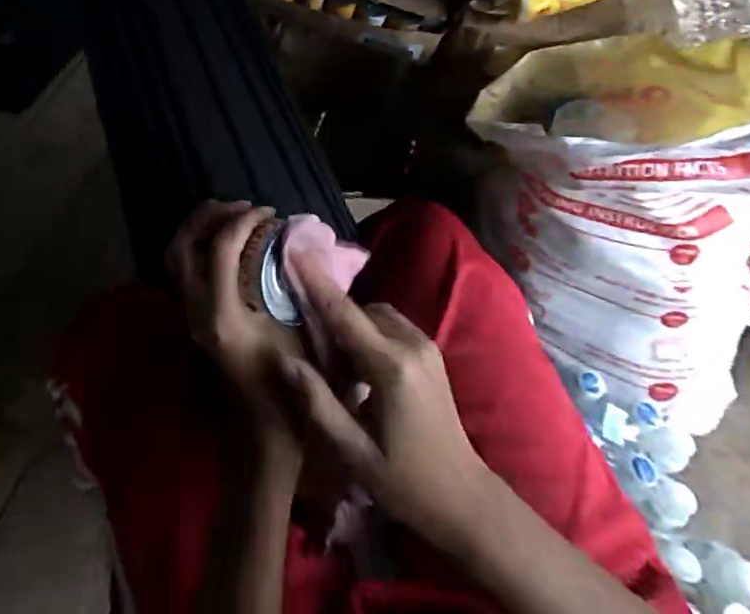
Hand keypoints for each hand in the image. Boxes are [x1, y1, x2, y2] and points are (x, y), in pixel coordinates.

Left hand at [168, 201, 304, 449]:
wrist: (264, 438)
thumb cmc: (290, 391)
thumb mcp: (300, 334)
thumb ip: (293, 287)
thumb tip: (293, 246)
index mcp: (222, 315)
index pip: (222, 248)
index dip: (244, 220)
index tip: (269, 212)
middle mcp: (195, 313)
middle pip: (182, 247)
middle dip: (207, 217)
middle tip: (240, 206)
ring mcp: (188, 320)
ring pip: (175, 260)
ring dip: (197, 231)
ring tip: (229, 217)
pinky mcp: (192, 324)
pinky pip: (183, 275)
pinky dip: (197, 250)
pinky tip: (225, 247)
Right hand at [277, 248, 498, 554]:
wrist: (465, 499)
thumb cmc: (405, 481)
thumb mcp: (353, 452)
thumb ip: (317, 402)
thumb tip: (284, 359)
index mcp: (391, 367)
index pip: (344, 313)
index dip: (316, 280)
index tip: (295, 249)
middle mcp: (411, 346)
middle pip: (359, 309)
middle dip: (329, 309)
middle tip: (301, 326)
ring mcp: (426, 347)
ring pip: (375, 314)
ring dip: (349, 323)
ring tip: (329, 354)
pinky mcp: (430, 353)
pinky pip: (389, 325)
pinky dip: (366, 330)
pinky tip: (355, 362)